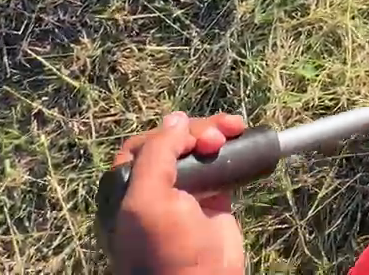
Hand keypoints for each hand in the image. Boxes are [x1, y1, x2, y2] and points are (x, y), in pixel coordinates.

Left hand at [108, 112, 247, 274]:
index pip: (143, 147)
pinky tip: (242, 141)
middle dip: (198, 131)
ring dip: (217, 132)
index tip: (193, 139)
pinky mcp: (212, 199)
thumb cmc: (166, 249)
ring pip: (198, 149)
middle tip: (219, 137)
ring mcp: (184, 195)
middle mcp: (153, 191)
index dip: (169, 134)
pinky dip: (231, 148)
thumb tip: (175, 119)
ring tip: (236, 130)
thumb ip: (156, 157)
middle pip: (174, 143)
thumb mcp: (148, 203)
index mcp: (126, 194)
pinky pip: (220, 163)